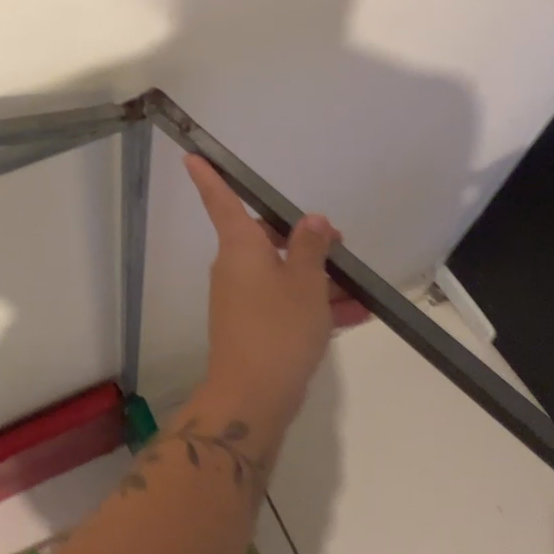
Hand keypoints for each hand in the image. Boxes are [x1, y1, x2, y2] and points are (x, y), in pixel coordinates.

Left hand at [184, 154, 338, 431]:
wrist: (253, 397)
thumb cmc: (278, 328)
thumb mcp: (305, 283)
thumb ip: (311, 247)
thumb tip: (312, 221)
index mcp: (240, 246)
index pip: (222, 201)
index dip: (209, 178)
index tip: (191, 156)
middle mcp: (235, 266)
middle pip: (267, 239)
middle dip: (305, 242)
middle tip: (342, 249)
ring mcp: (241, 299)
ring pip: (283, 275)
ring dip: (319, 280)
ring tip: (362, 293)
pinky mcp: (252, 327)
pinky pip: (285, 303)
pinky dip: (314, 306)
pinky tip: (354, 315)